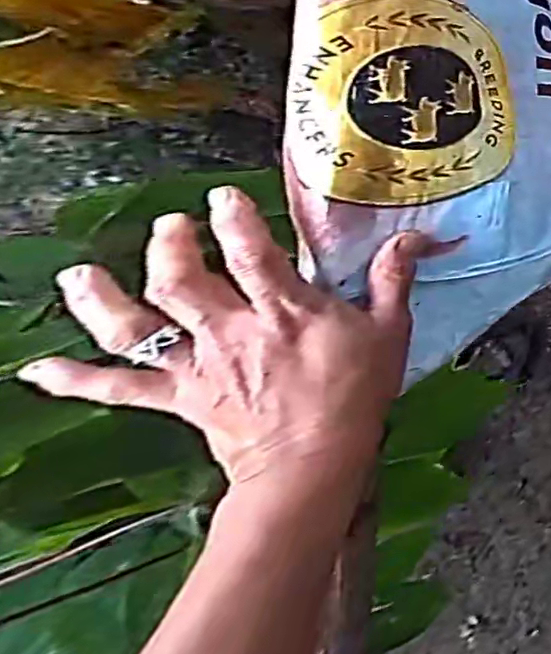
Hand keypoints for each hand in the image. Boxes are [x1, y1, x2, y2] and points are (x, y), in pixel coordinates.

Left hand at [17, 187, 423, 487]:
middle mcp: (233, 331)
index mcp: (289, 312)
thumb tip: (408, 238)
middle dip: (169, 248)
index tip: (222, 198)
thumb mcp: (391, 328)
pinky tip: (39, 369)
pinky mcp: (176, 397)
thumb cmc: (360, 388)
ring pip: (135, 327)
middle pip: (183, 283)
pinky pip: (116, 388)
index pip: (254, 257)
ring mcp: (197, 365)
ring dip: (101, 299)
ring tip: (85, 274)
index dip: (235, 223)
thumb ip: (392, 280)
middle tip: (169, 225)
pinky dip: (74, 380)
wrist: (314, 454)